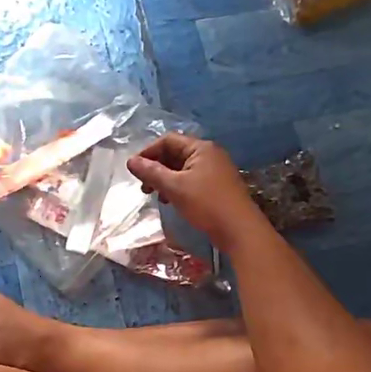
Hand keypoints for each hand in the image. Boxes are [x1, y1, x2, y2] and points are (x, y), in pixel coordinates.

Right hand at [127, 133, 269, 250]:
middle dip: (156, 168)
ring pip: (182, 169)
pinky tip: (171, 201)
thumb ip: (151, 172)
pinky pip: (191, 180)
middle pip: (175, 154)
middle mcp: (209, 154)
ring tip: (154, 195)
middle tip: (143, 186)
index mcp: (200, 148)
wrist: (240, 230)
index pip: (168, 141)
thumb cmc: (206, 204)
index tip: (134, 170)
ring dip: (165, 179)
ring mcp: (215, 170)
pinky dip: (177, 187)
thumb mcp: (174, 187)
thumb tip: (131, 161)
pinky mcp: (217, 186)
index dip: (148, 152)